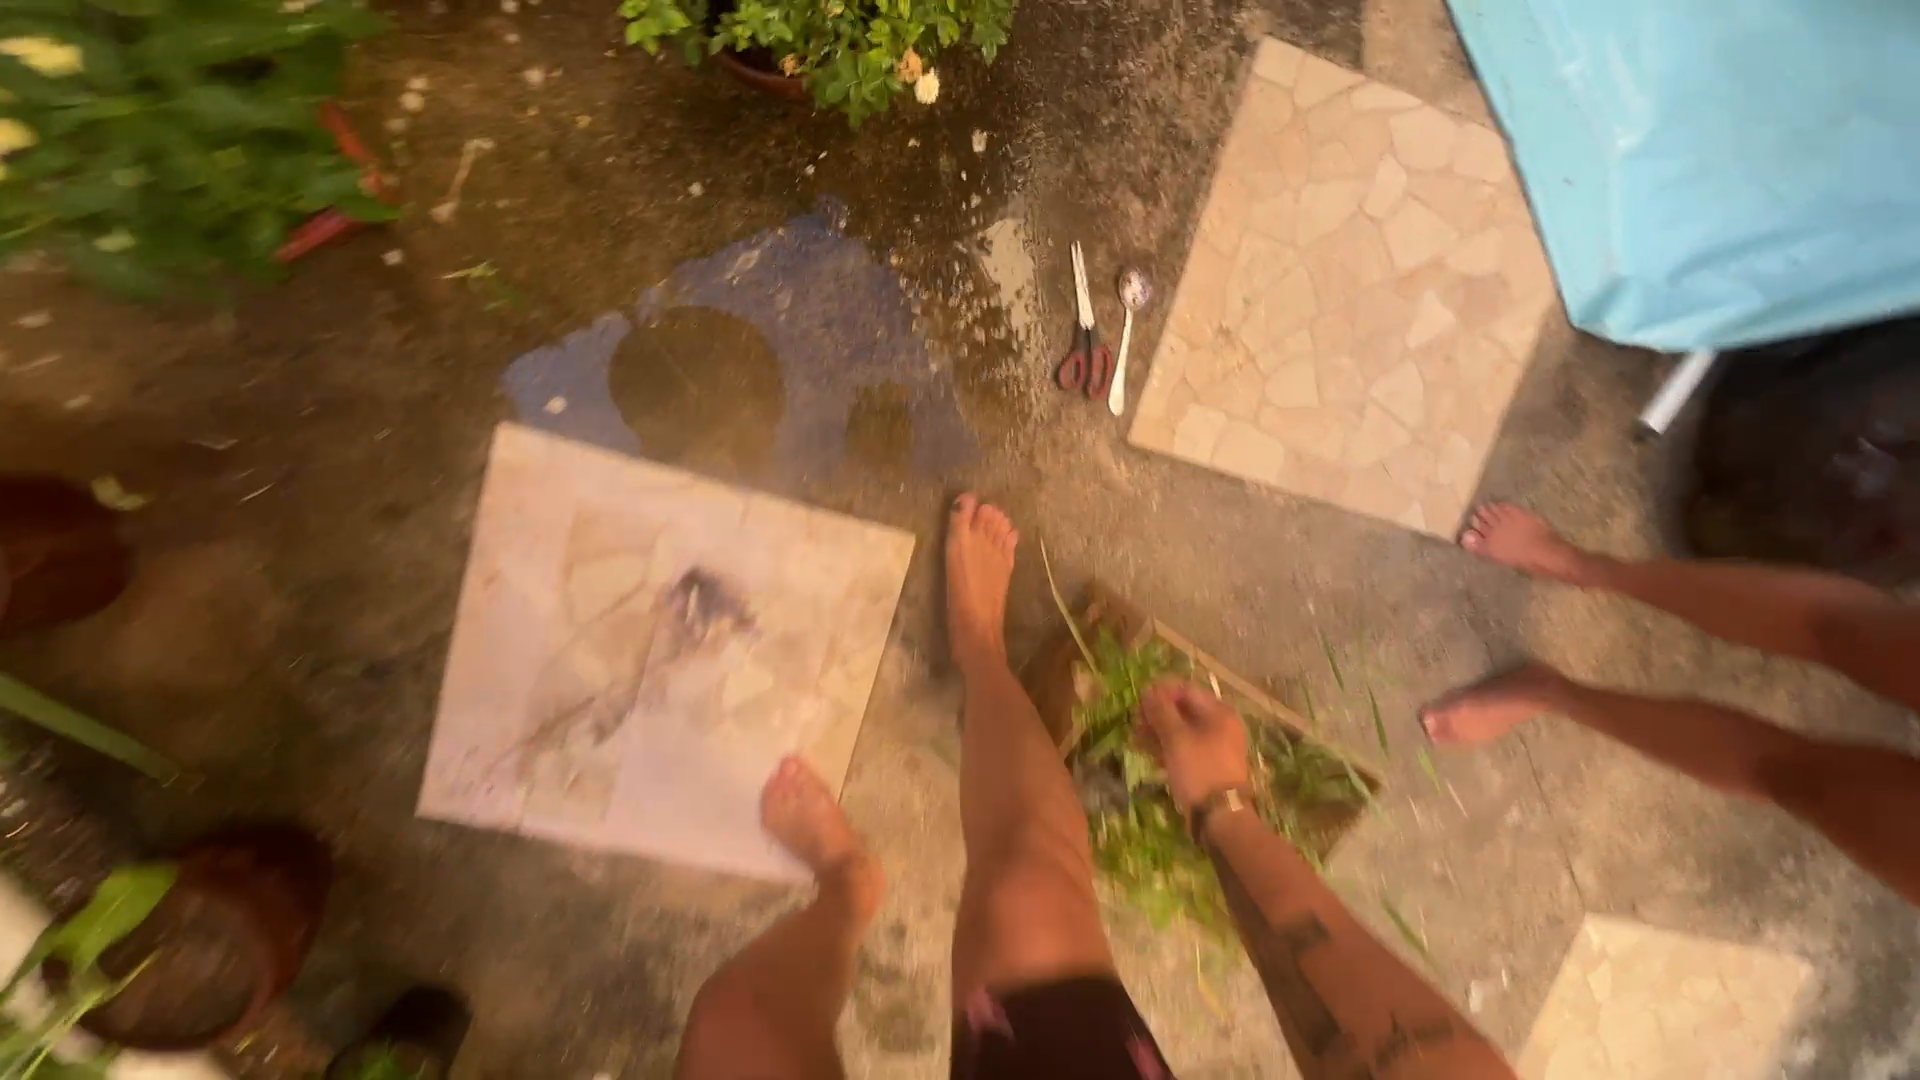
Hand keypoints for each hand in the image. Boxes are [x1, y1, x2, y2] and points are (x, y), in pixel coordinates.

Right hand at [1137, 678, 1250, 812]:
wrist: (1221, 817)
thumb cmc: (1199, 770)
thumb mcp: (1176, 738)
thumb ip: (1160, 711)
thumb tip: (1147, 691)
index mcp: (1218, 713)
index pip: (1186, 690)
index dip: (1161, 692)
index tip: (1138, 700)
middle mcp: (1219, 725)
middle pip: (1183, 709)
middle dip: (1156, 713)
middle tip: (1134, 721)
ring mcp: (1213, 746)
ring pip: (1181, 730)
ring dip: (1157, 730)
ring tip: (1135, 737)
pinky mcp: (1206, 764)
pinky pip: (1183, 747)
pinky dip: (1165, 746)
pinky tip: (1146, 751)